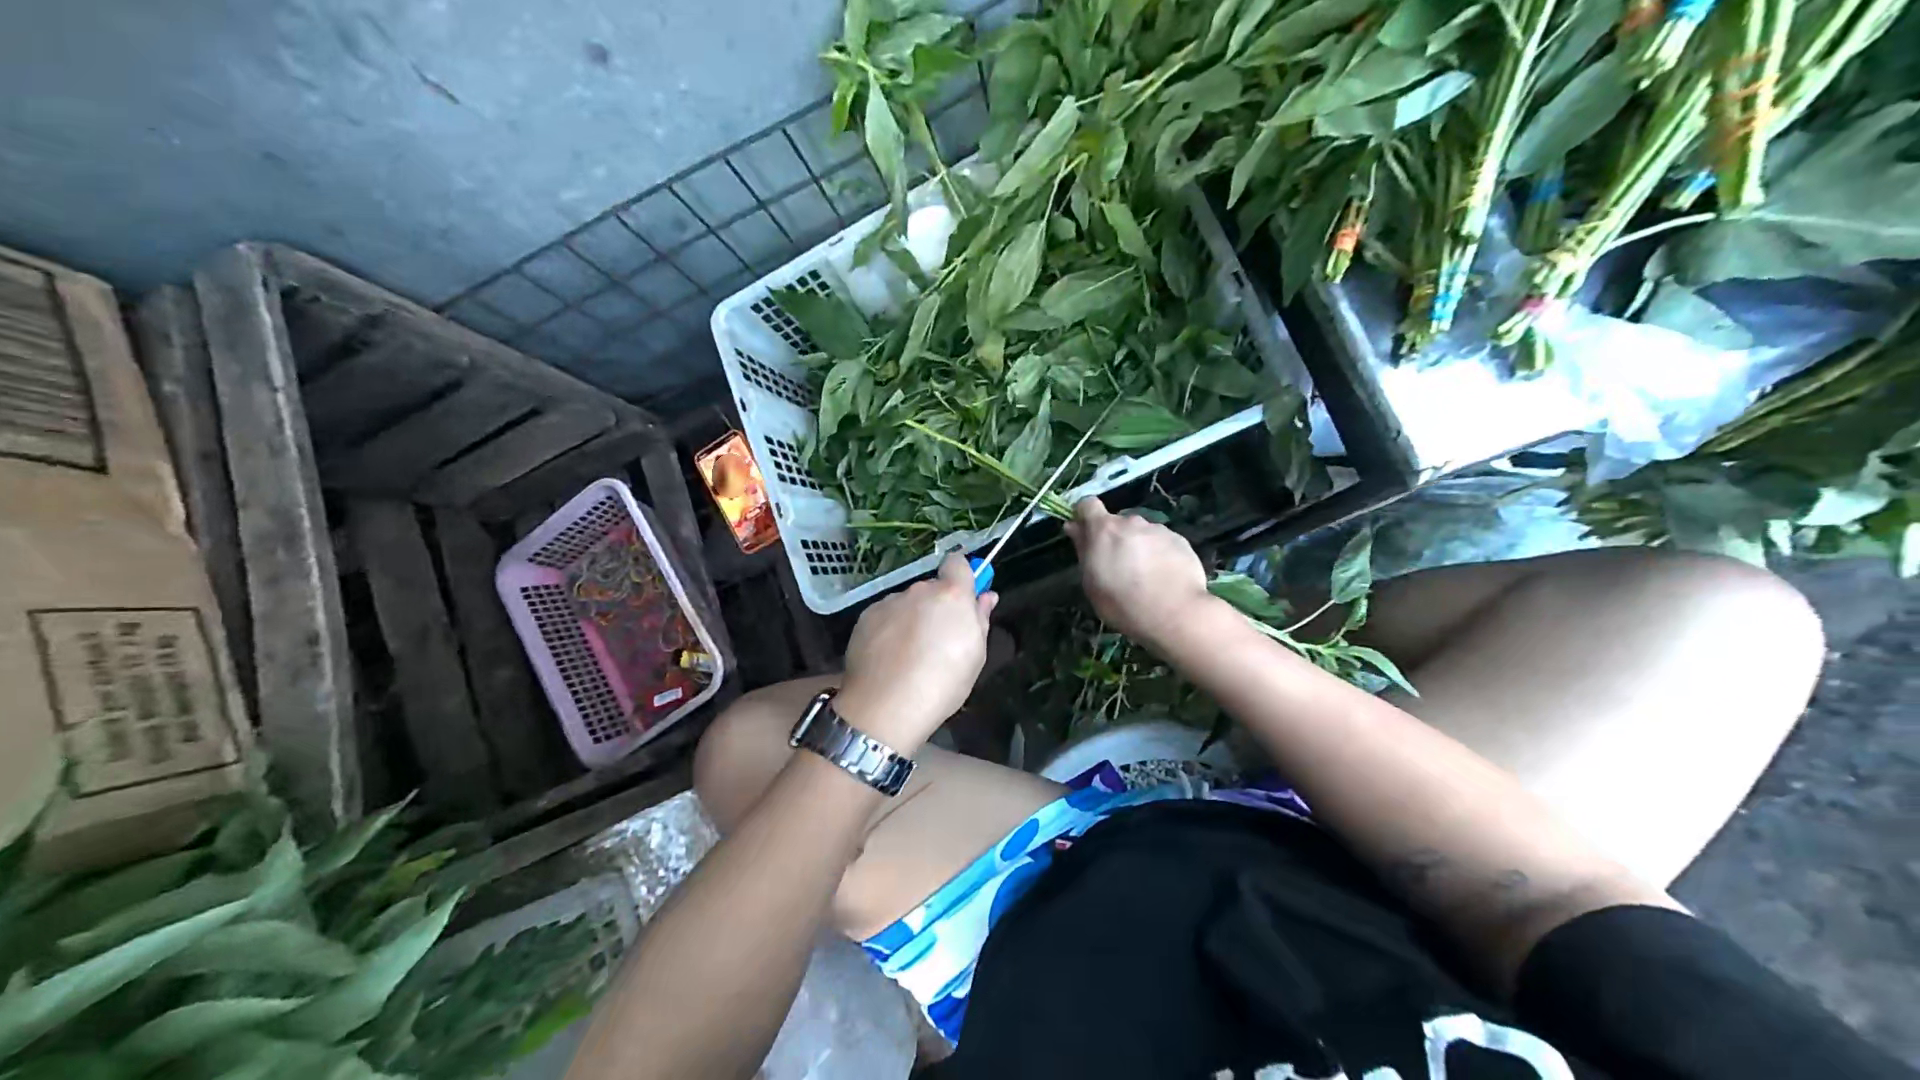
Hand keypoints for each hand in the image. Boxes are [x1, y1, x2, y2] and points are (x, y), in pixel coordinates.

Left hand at [835, 553, 995, 751]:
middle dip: (937, 606)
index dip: (961, 575)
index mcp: (951, 595)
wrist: (885, 706)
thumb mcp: (976, 656)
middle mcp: (918, 591)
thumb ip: (980, 619)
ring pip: (907, 603)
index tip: (963, 596)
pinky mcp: (865, 618)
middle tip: (938, 640)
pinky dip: (889, 630)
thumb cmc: (942, 684)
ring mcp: (889, 602)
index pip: (957, 562)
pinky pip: (885, 616)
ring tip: (909, 656)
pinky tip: (888, 659)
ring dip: (912, 618)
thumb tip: (986, 596)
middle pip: (932, 589)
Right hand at [1065, 497, 1215, 648]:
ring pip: (1142, 533)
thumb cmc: (1122, 603)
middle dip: (1115, 539)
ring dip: (1139, 547)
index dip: (1085, 516)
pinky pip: (1163, 542)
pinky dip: (1160, 554)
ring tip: (1146, 576)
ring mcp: (1158, 530)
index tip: (1086, 534)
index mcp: (1104, 529)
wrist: (1174, 614)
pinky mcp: (1180, 541)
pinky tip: (1164, 577)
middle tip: (1119, 567)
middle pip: (1117, 523)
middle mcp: (1131, 522)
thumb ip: (1083, 549)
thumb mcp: (1091, 581)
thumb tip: (1073, 526)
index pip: (1088, 504)